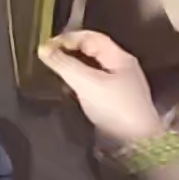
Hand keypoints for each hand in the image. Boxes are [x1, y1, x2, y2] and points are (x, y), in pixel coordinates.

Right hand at [38, 30, 163, 146]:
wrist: (136, 143)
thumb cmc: (114, 107)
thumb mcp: (87, 83)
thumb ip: (64, 64)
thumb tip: (43, 49)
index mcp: (119, 57)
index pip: (91, 37)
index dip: (68, 38)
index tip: (46, 47)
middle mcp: (120, 67)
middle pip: (92, 50)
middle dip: (69, 50)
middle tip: (47, 57)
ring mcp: (118, 84)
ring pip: (91, 67)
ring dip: (72, 65)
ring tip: (54, 70)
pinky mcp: (113, 100)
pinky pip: (92, 81)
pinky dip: (77, 79)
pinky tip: (67, 87)